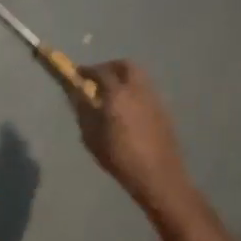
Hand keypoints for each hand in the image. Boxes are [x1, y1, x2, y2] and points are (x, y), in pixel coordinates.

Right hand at [63, 60, 191, 205]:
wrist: (158, 175)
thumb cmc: (119, 156)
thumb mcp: (91, 135)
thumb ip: (83, 110)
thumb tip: (76, 93)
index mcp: (118, 94)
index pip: (100, 71)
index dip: (87, 70)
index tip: (77, 74)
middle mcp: (138, 90)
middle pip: (126, 65)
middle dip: (109, 67)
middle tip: (97, 79)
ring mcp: (154, 99)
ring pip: (139, 76)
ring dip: (123, 78)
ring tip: (111, 94)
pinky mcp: (163, 110)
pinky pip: (146, 90)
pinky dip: (134, 90)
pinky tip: (127, 109)